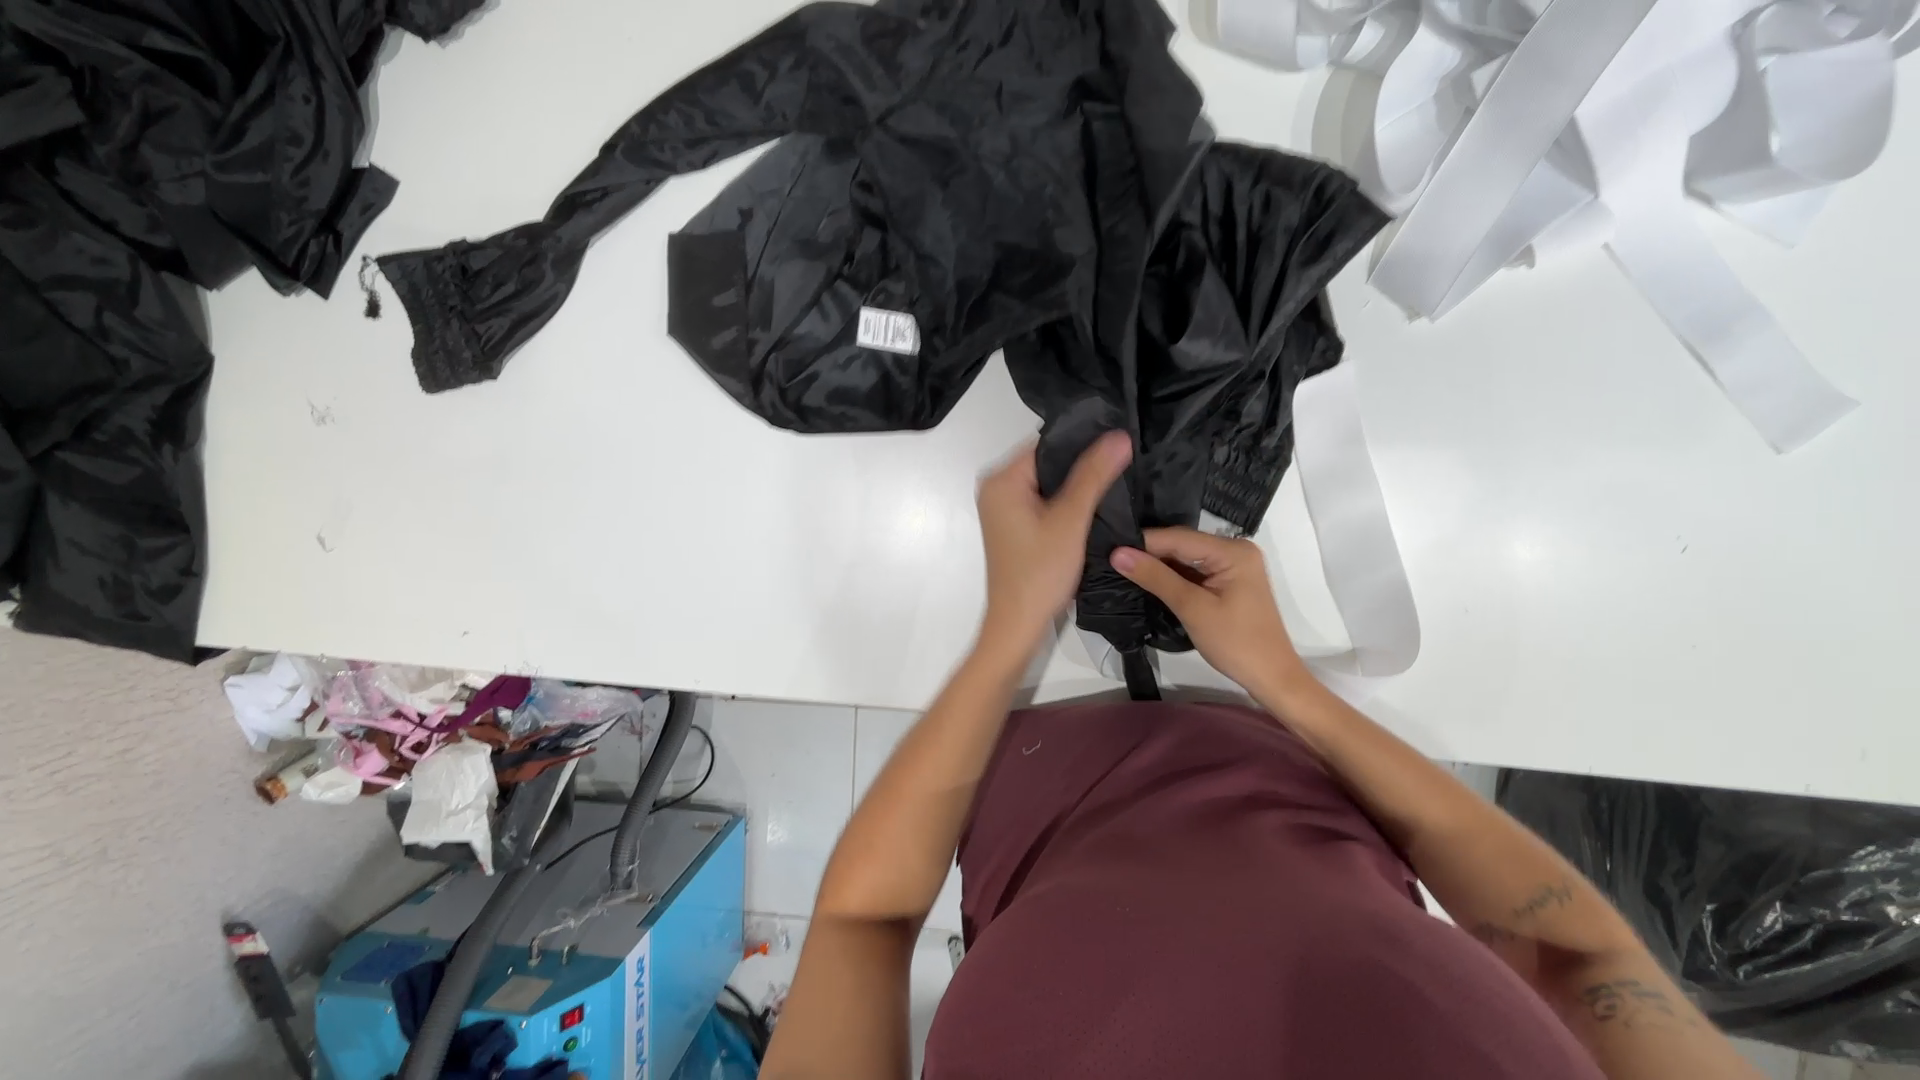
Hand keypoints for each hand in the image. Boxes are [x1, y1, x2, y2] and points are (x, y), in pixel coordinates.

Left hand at [976, 432, 1131, 655]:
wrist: (1019, 623)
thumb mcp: (1070, 520)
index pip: (1048, 443)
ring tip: (1114, 478)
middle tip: (1123, 460)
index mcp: (1001, 480)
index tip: (1118, 440)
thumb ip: (1093, 476)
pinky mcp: (1014, 525)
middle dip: (1081, 462)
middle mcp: (995, 488)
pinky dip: (1065, 501)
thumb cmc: (1040, 573)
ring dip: (1076, 483)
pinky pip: (1043, 500)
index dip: (1083, 440)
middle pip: (1047, 461)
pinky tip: (1093, 503)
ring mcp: (1003, 507)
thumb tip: (1119, 436)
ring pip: (1048, 482)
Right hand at [1110, 527, 1308, 696]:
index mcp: (1233, 551)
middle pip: (1182, 544)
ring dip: (1158, 564)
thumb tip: (1117, 554)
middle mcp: (1235, 549)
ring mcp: (1234, 565)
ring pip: (1186, 557)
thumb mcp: (1192, 608)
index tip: (1107, 547)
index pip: (1178, 537)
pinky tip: (1148, 579)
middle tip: (1110, 557)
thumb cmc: (1235, 643)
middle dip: (1148, 552)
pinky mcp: (1229, 581)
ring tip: (1121, 566)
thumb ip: (1155, 578)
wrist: (1271, 676)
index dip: (1142, 542)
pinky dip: (1173, 576)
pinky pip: (1195, 570)